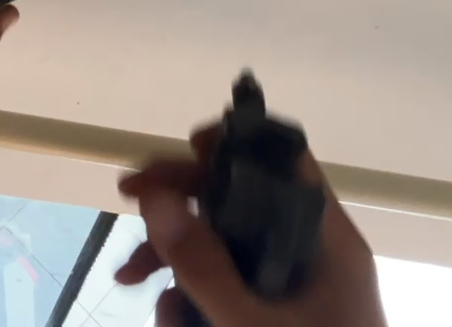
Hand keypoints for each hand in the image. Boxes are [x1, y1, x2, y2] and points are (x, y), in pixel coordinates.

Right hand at [114, 129, 386, 326]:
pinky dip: (184, 288)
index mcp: (324, 244)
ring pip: (218, 240)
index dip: (239, 143)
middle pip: (237, 195)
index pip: (287, 163)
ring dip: (168, 253)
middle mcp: (308, 255)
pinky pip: (220, 281)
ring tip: (130, 278)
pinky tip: (165, 315)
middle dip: (177, 196)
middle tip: (127, 195)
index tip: (189, 147)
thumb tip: (154, 195)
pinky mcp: (270, 314)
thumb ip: (201, 263)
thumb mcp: (250, 326)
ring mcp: (288, 287)